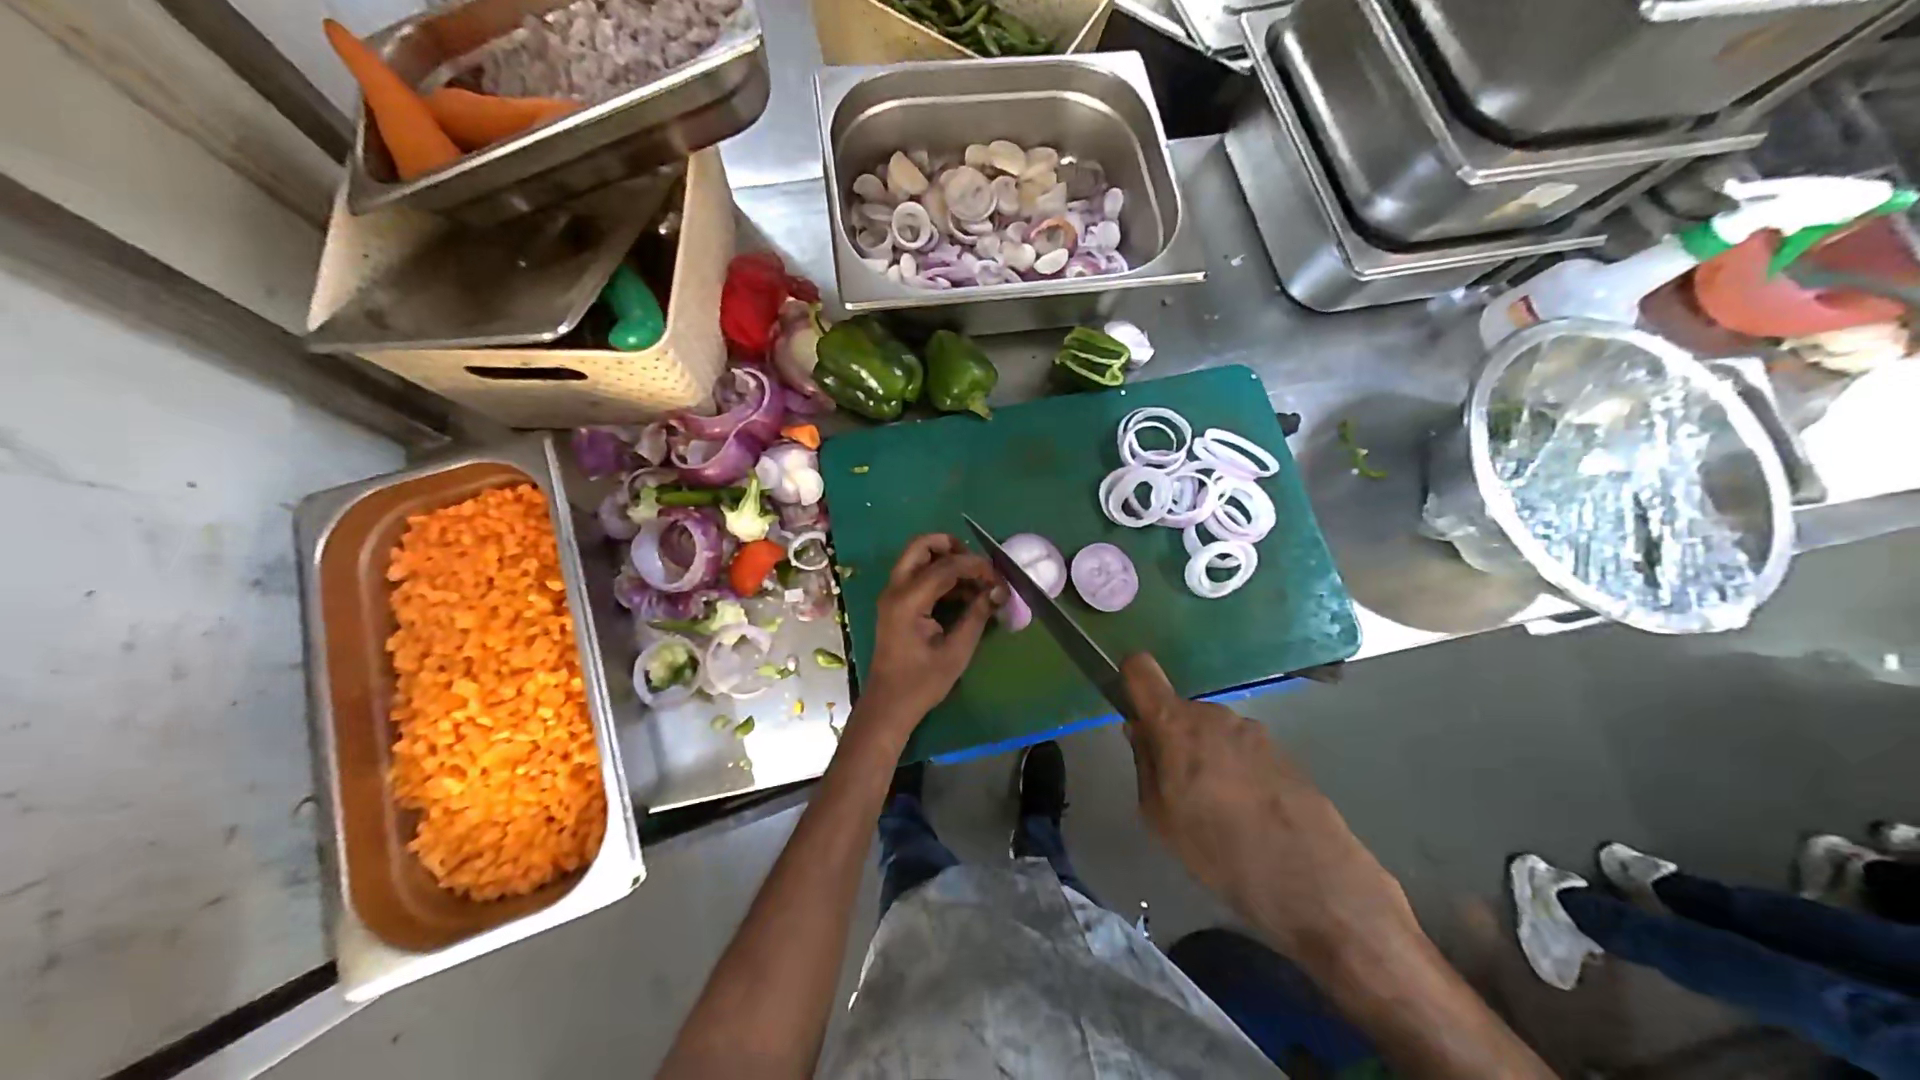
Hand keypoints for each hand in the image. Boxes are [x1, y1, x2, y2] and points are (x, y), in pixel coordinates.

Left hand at [857, 534, 1004, 728]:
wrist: (889, 704)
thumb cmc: (922, 682)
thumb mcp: (956, 651)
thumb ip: (977, 615)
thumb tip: (999, 591)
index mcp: (908, 600)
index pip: (945, 566)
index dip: (976, 566)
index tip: (998, 578)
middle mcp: (895, 589)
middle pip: (921, 546)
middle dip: (952, 547)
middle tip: (978, 565)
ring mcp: (893, 594)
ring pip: (918, 557)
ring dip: (947, 561)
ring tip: (977, 583)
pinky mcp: (896, 603)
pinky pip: (917, 574)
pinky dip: (940, 575)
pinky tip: (964, 595)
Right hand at [1121, 653, 1418, 968]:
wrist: (1311, 878)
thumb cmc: (1217, 848)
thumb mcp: (1158, 816)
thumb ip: (1145, 764)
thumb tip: (1141, 731)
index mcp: (1176, 724)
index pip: (1141, 671)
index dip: (1130, 679)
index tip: (1130, 706)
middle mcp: (1214, 714)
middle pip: (1180, 712)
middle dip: (1172, 738)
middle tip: (1177, 788)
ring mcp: (1253, 730)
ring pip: (1212, 733)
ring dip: (1207, 757)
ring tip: (1217, 810)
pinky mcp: (1283, 751)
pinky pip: (1242, 751)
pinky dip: (1236, 771)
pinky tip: (1248, 815)